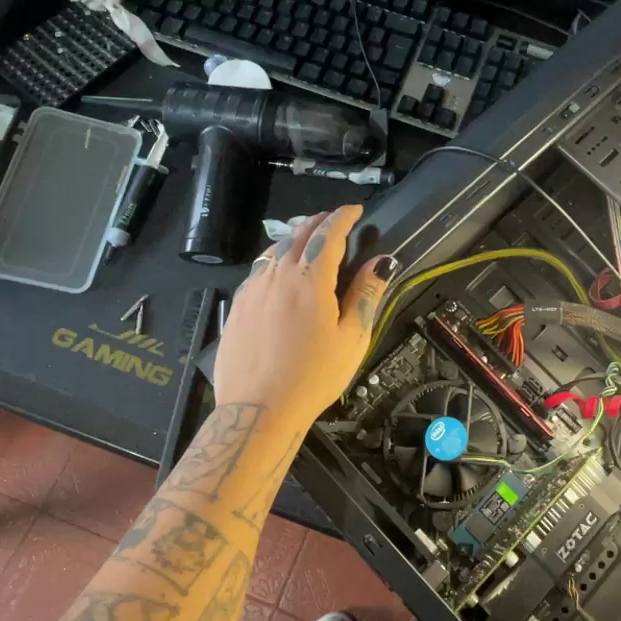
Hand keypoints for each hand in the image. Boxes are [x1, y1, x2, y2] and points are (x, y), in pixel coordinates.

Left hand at [212, 205, 398, 428]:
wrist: (257, 411)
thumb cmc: (313, 376)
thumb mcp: (352, 338)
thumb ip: (366, 294)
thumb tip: (382, 261)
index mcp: (310, 280)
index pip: (328, 233)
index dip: (343, 217)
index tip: (355, 210)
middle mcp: (278, 275)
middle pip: (298, 234)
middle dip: (319, 221)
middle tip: (334, 221)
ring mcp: (253, 290)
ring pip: (274, 249)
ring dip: (295, 236)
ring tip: (308, 239)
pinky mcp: (238, 306)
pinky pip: (258, 269)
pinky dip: (274, 258)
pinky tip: (278, 271)